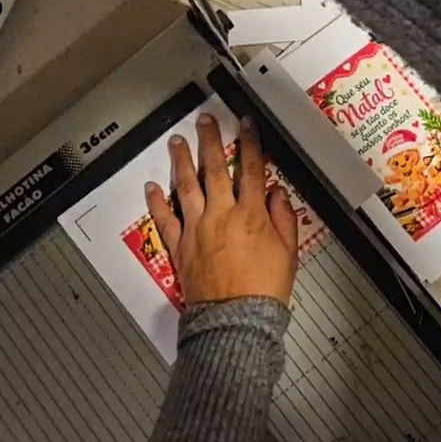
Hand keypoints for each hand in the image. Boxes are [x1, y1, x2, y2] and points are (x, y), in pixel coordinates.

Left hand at [145, 113, 297, 307]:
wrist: (236, 321)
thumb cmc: (265, 289)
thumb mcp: (288, 252)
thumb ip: (283, 219)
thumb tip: (276, 192)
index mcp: (250, 214)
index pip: (250, 169)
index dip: (249, 143)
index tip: (245, 123)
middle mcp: (221, 214)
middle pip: (214, 169)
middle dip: (210, 141)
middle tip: (204, 120)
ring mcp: (197, 228)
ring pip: (187, 187)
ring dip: (181, 161)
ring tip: (176, 142)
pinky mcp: (180, 246)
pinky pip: (165, 220)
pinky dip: (157, 202)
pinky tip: (152, 186)